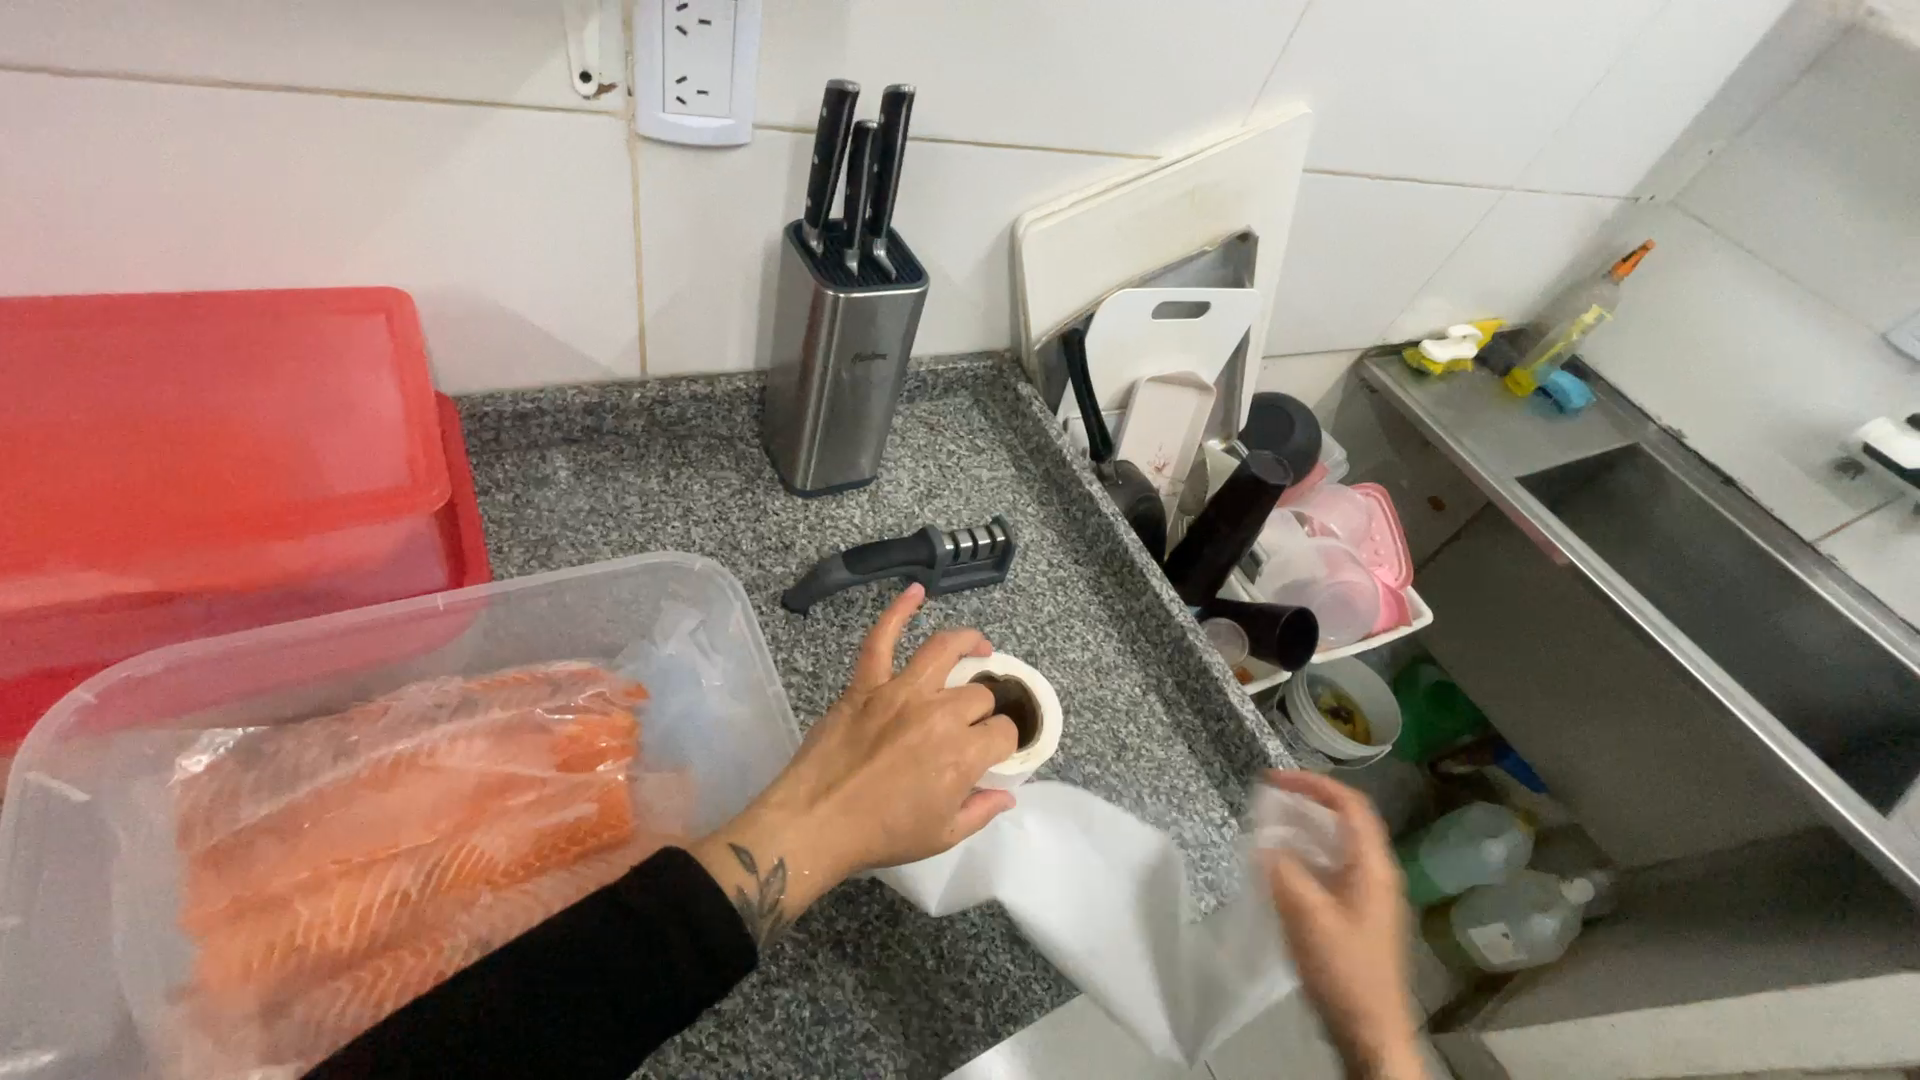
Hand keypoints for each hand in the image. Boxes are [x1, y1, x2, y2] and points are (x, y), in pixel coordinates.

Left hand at [689, 584, 1018, 946]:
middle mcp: (939, 714)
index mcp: (962, 755)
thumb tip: (1008, 794)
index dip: (1004, 741)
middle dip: (983, 709)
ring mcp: (900, 693)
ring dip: (969, 642)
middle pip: (979, 694)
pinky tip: (915, 592)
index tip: (993, 750)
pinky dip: (898, 611)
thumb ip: (981, 811)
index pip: (1004, 732)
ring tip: (980, 646)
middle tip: (971, 724)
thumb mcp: (942, 836)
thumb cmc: (881, 835)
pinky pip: (881, 639)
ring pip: (944, 651)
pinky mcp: (866, 684)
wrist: (815, 824)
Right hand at [1261, 771, 1425, 1079]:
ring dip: (1301, 831)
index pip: (1349, 805)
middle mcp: (1376, 874)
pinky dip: (1302, 858)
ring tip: (1264, 828)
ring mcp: (1368, 896)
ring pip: (1334, 847)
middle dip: (1304, 804)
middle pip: (1343, 822)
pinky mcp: (1355, 916)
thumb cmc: (1343, 969)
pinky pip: (1328, 871)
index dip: (1312, 784)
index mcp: (1373, 867)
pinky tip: (1276, 869)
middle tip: (1265, 799)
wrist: (1370, 1031)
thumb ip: (1282, 870)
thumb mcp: (1306, 914)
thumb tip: (1264, 842)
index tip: (1272, 779)